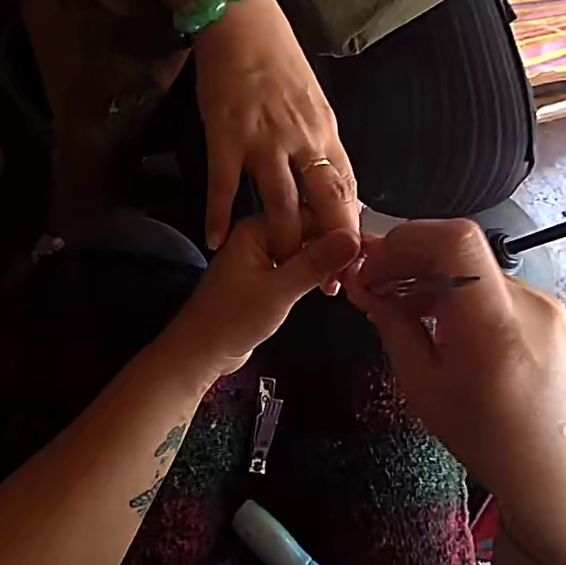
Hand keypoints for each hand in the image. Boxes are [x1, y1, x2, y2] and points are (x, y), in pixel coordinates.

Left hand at [161, 213, 360, 378]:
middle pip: (308, 230)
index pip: (308, 214)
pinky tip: (330, 287)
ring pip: (305, 250)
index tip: (365, 248)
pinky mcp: (265, 277)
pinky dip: (314, 275)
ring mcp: (262, 257)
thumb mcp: (278, 290)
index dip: (339, 229)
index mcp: (256, 228)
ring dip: (326, 263)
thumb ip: (315, 263)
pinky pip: (296, 267)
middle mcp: (258, 237)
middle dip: (335, 248)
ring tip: (347, 281)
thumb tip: (352, 238)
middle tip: (359, 268)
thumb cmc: (229, 320)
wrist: (200, 350)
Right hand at [194, 0, 358, 258]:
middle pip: (324, 203)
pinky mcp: (227, 137)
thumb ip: (318, 137)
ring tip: (277, 268)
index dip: (351, 228)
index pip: (347, 188)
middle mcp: (303, 139)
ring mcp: (265, 140)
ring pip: (280, 202)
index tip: (352, 258)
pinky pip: (224, 185)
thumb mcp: (310, 97)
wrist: (240, 21)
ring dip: (281, 241)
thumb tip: (324, 171)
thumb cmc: (275, 55)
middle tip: (330, 284)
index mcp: (325, 129)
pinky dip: (218, 216)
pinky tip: (213, 240)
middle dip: (330, 247)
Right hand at [342, 219, 565, 564]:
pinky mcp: (548, 315)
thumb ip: (395, 328)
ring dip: (425, 273)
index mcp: (494, 326)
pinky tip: (433, 318)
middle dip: (404, 256)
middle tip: (370, 285)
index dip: (403, 240)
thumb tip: (369, 289)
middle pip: (457, 247)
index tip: (371, 268)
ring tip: (397, 305)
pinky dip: (452, 289)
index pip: (454, 240)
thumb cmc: (491, 443)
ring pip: (471, 265)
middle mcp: (527, 304)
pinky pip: (489, 285)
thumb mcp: (424, 387)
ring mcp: (543, 307)